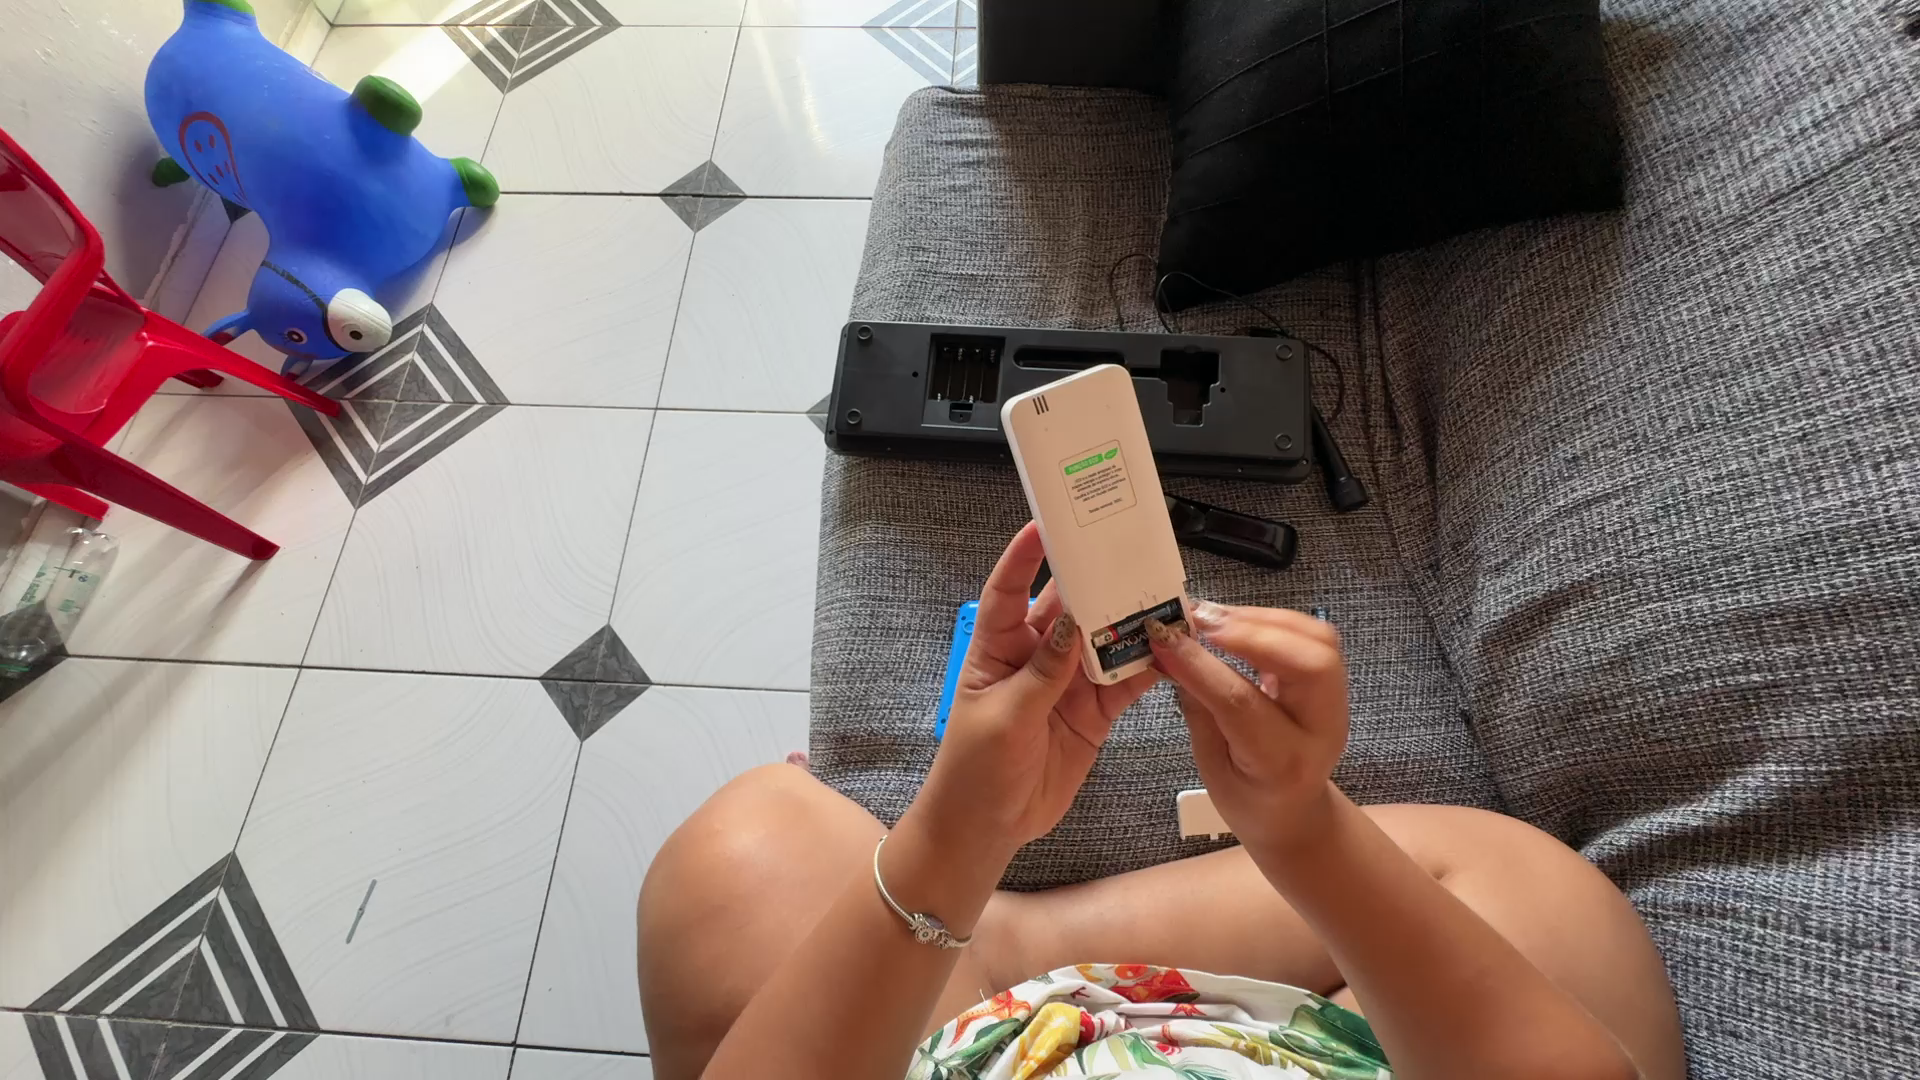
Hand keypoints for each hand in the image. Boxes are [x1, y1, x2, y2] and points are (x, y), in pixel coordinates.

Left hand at [912, 523, 1159, 860]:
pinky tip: (1172, 649)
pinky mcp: (1093, 711)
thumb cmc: (975, 768)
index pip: (1008, 592)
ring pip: (1102, 640)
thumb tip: (1073, 625)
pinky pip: (1123, 680)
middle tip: (1126, 553)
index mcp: (997, 648)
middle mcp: (1035, 656)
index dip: (1024, 558)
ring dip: (1128, 621)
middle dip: (1092, 582)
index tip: (1046, 525)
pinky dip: (1146, 665)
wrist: (990, 827)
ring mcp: (1067, 682)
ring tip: (1163, 595)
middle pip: (1065, 609)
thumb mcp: (1004, 716)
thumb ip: (1042, 673)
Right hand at [1145, 601, 1348, 855]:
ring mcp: (1335, 702)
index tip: (1163, 637)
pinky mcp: (1333, 681)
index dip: (1199, 664)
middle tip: (1199, 622)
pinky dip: (1271, 619)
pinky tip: (1234, 621)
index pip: (1241, 702)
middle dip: (1250, 632)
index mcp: (1282, 763)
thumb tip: (1169, 650)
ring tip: (1212, 617)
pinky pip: (1312, 636)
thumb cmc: (1244, 795)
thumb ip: (1196, 704)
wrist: (1294, 811)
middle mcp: (1321, 729)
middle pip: (1309, 663)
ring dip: (1261, 618)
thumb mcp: (1208, 761)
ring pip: (1317, 640)